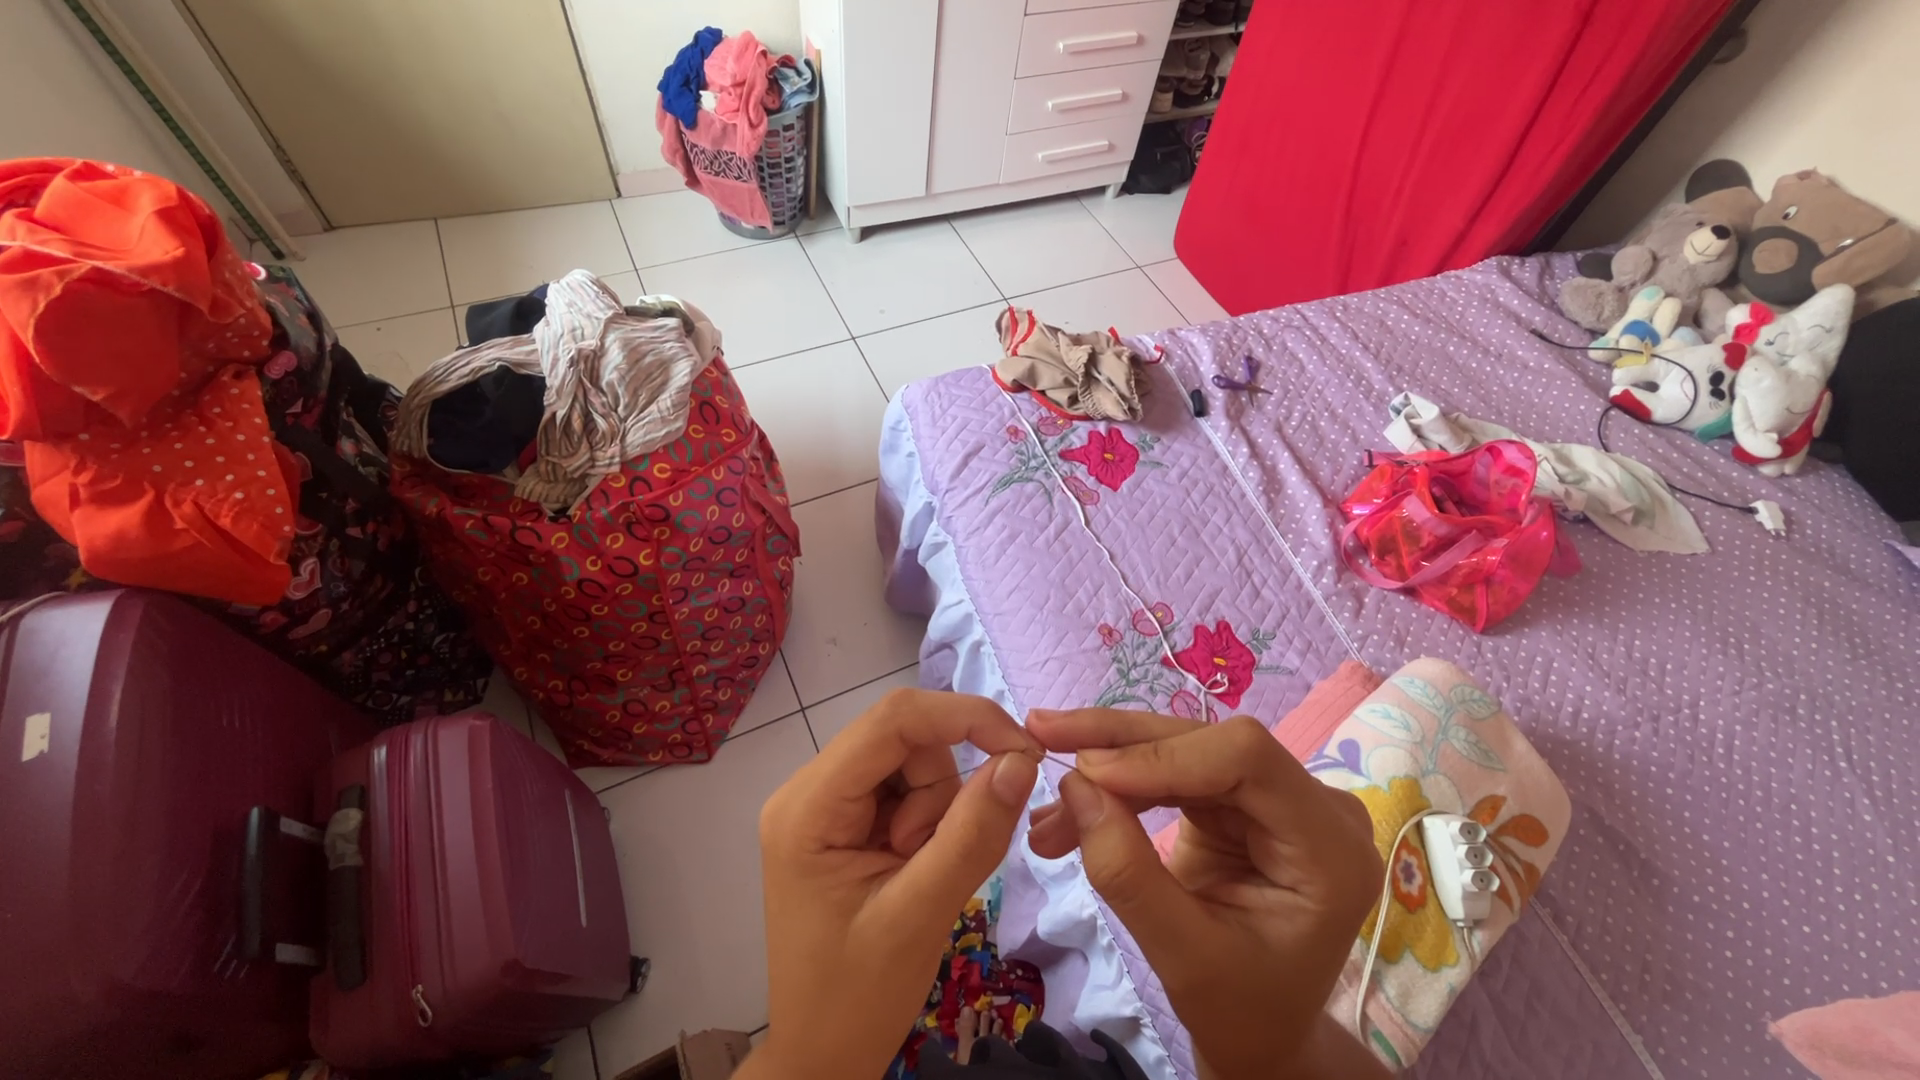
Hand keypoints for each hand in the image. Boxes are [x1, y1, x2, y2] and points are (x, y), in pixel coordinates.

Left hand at [738, 690, 1041, 1079]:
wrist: (822, 1054)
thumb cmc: (860, 995)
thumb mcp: (922, 914)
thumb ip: (973, 833)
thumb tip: (1021, 761)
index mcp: (809, 805)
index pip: (893, 720)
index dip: (965, 718)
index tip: (1023, 753)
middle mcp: (808, 789)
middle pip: (905, 739)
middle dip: (943, 788)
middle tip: (934, 857)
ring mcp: (824, 804)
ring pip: (912, 761)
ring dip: (938, 808)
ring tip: (919, 872)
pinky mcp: (843, 821)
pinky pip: (906, 789)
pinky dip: (930, 819)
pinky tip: (916, 866)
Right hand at [1026, 710, 1384, 1079]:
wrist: (1259, 1033)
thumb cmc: (1237, 1010)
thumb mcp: (1180, 955)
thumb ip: (1126, 871)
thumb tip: (1073, 785)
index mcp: (1328, 849)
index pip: (1245, 760)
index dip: (1161, 755)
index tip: (1085, 771)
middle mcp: (1312, 806)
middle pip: (1208, 742)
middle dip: (1118, 743)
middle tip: (1041, 735)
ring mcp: (1276, 799)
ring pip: (1180, 751)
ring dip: (1106, 767)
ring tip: (1044, 801)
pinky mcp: (1240, 801)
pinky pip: (1170, 773)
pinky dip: (1116, 787)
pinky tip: (1069, 809)